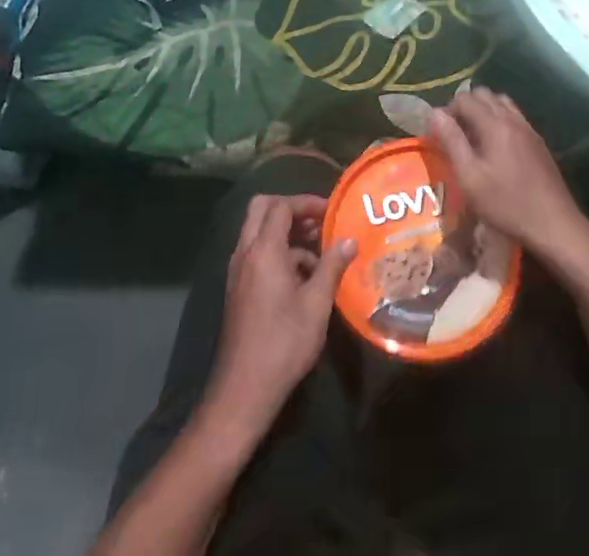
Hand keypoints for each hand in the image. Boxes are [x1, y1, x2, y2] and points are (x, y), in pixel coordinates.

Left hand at [205, 195, 355, 432]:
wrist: (245, 386)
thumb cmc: (284, 341)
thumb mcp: (317, 303)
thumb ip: (332, 266)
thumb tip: (349, 240)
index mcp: (263, 251)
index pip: (280, 207)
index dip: (306, 202)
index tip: (332, 211)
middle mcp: (245, 253)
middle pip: (262, 210)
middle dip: (291, 209)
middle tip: (320, 223)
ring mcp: (238, 271)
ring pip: (258, 232)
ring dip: (286, 232)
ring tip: (321, 251)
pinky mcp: (239, 287)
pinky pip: (257, 253)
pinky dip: (279, 252)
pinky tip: (305, 276)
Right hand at [430, 90, 588, 266]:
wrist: (553, 223)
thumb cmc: (505, 203)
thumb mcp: (469, 176)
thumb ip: (451, 141)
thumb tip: (435, 113)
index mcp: (495, 124)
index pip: (465, 99)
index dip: (447, 111)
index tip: (438, 134)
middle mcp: (513, 119)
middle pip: (485, 95)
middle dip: (464, 107)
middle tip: (454, 134)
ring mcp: (529, 129)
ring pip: (502, 103)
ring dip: (483, 112)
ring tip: (472, 139)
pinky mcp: (538, 142)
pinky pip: (514, 117)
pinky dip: (499, 121)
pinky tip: (494, 148)